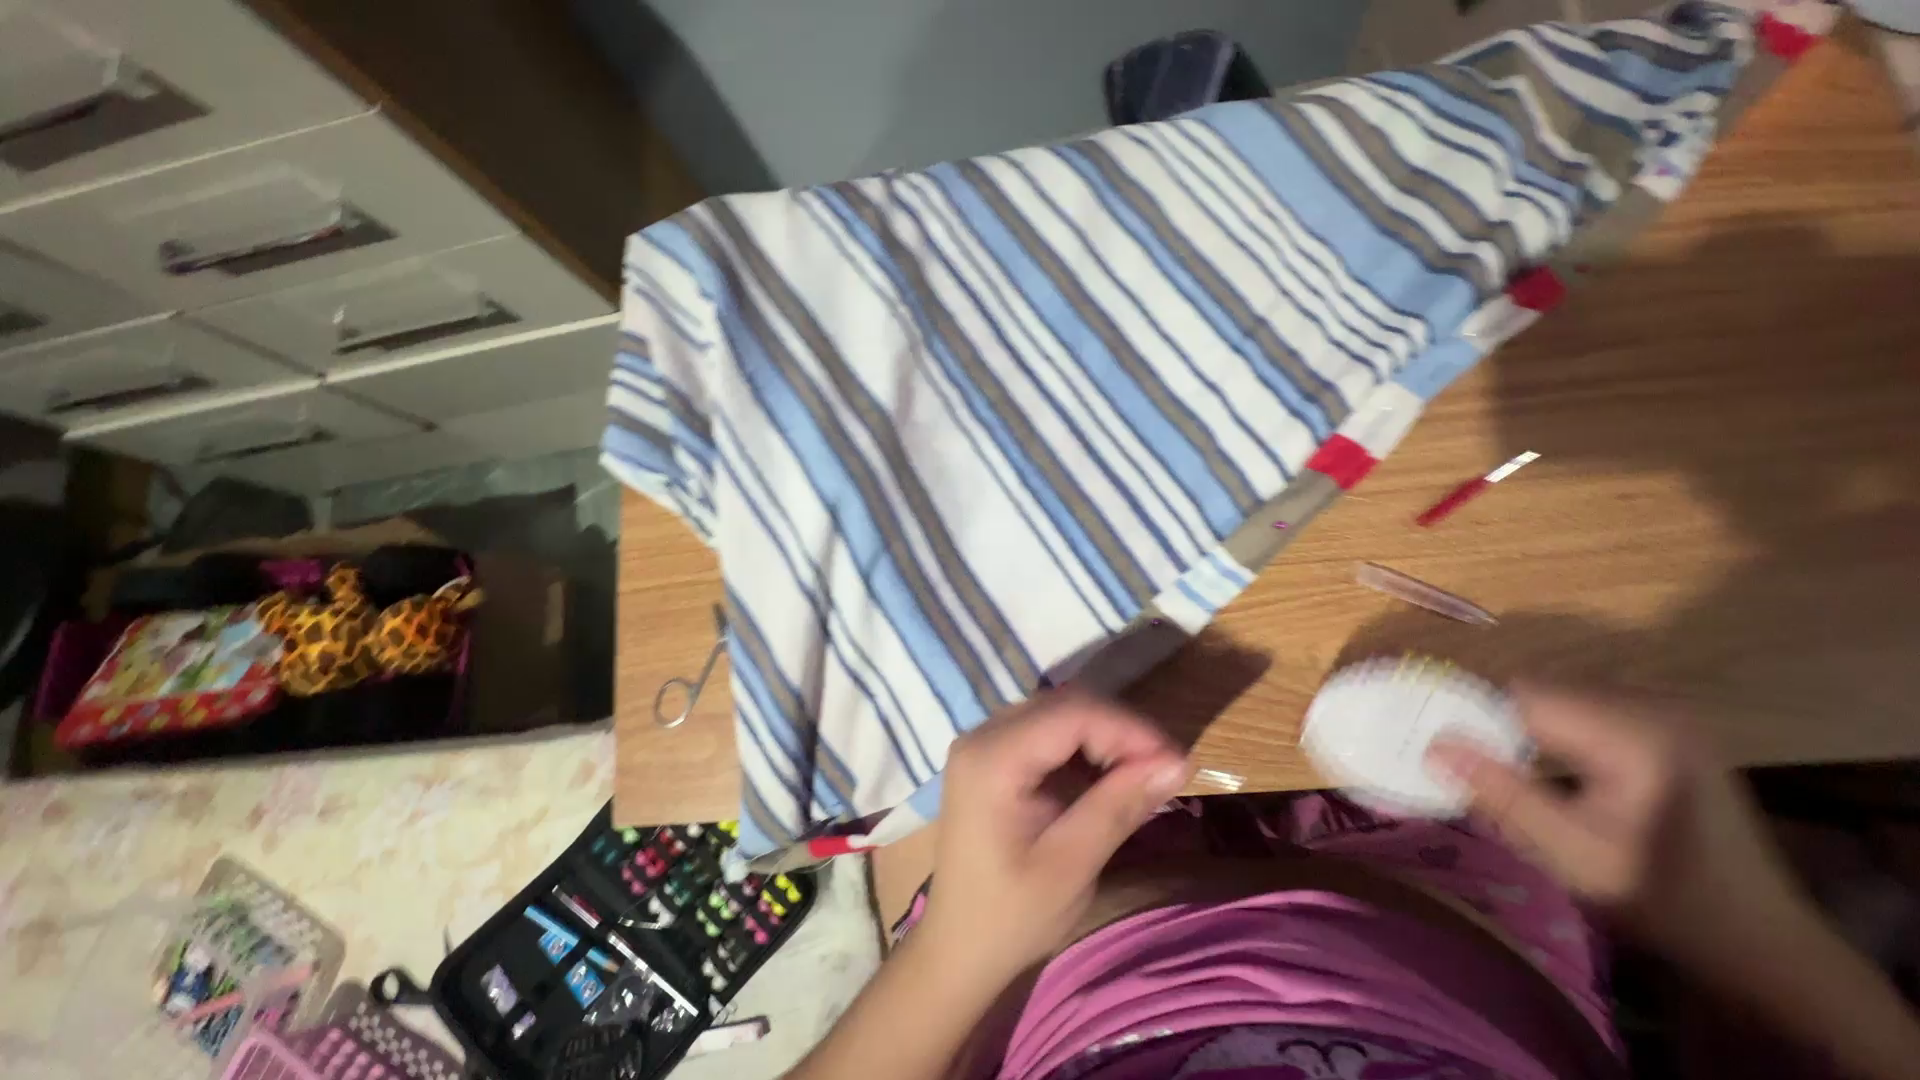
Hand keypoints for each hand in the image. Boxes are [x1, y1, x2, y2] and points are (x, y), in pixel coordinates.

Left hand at [918, 691, 1190, 977]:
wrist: (960, 947)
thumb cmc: (1011, 915)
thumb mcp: (1071, 864)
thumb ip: (1119, 805)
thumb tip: (1177, 761)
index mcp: (991, 758)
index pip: (1072, 712)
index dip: (1129, 728)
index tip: (1176, 762)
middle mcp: (982, 736)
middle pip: (1065, 705)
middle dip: (1121, 731)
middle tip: (1165, 770)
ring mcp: (984, 745)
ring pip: (1059, 714)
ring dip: (1106, 738)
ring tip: (1143, 776)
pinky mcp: (992, 759)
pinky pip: (1047, 734)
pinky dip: (1084, 749)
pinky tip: (1108, 780)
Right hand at [1428, 685, 1809, 951]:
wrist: (1759, 937)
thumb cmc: (1661, 899)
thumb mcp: (1572, 855)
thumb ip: (1502, 795)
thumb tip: (1431, 745)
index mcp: (1635, 735)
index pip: (1525, 696)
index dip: (1471, 713)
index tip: (1428, 739)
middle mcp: (1655, 707)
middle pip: (1541, 692)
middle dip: (1495, 723)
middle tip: (1458, 762)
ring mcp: (1668, 715)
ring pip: (1559, 699)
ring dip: (1521, 728)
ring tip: (1495, 769)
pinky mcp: (1669, 728)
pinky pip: (1586, 711)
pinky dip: (1552, 732)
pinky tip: (1545, 770)